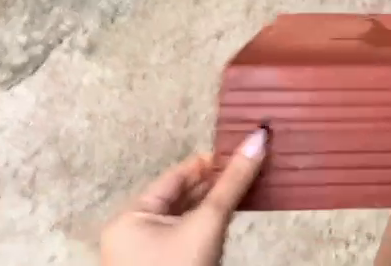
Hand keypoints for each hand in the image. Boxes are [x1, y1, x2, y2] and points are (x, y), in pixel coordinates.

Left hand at [101, 128, 267, 265]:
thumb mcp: (209, 223)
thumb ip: (233, 181)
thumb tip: (259, 137)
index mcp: (131, 216)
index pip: (178, 175)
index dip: (212, 161)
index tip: (245, 151)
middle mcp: (132, 233)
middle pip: (182, 195)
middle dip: (217, 183)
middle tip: (251, 168)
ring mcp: (145, 256)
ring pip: (186, 217)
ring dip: (215, 204)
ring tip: (247, 189)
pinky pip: (186, 237)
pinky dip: (208, 227)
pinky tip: (230, 220)